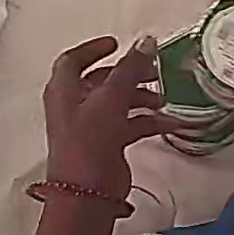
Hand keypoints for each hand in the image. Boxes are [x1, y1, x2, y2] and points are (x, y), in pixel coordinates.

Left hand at [42, 36, 174, 198]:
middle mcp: (74, 105)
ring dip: (141, 97)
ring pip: (118, 102)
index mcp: (65, 90)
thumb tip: (146, 41)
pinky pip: (129, 124)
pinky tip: (168, 123)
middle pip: (102, 80)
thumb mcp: (111, 99)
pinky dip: (147, 121)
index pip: (73, 60)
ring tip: (163, 99)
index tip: (117, 43)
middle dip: (129, 74)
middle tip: (153, 71)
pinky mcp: (106, 144)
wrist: (89, 193)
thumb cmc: (91, 141)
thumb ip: (130, 69)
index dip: (94, 48)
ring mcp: (90, 126)